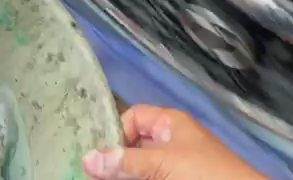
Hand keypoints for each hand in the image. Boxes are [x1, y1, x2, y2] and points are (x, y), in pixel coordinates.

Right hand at [83, 106, 266, 179]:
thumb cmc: (205, 173)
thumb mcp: (164, 163)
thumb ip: (127, 162)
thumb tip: (87, 157)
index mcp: (171, 124)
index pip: (134, 118)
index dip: (116, 133)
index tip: (99, 155)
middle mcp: (172, 143)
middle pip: (135, 147)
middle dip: (115, 160)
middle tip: (90, 175)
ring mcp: (176, 168)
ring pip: (142, 169)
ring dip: (124, 174)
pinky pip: (153, 177)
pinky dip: (140, 179)